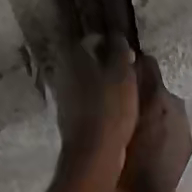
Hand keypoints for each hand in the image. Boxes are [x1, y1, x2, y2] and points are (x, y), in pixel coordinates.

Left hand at [52, 35, 138, 165]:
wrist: (93, 154)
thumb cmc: (110, 106)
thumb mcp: (122, 72)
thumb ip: (119, 49)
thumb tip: (116, 37)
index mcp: (74, 56)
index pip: (91, 38)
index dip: (111, 42)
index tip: (126, 52)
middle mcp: (63, 71)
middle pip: (88, 59)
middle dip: (107, 61)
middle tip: (127, 70)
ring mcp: (63, 95)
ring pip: (87, 79)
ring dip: (103, 81)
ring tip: (125, 89)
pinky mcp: (68, 115)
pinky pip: (86, 98)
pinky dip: (99, 98)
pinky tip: (115, 107)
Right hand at [117, 53, 191, 191]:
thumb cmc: (125, 160)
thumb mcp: (116, 122)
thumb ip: (123, 93)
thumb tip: (122, 67)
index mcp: (157, 95)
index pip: (148, 63)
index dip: (134, 64)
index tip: (122, 71)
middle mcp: (175, 102)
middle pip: (156, 86)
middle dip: (143, 91)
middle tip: (126, 105)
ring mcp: (184, 123)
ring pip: (165, 105)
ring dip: (153, 110)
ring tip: (138, 127)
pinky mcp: (188, 140)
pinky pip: (173, 124)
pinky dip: (163, 127)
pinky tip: (151, 144)